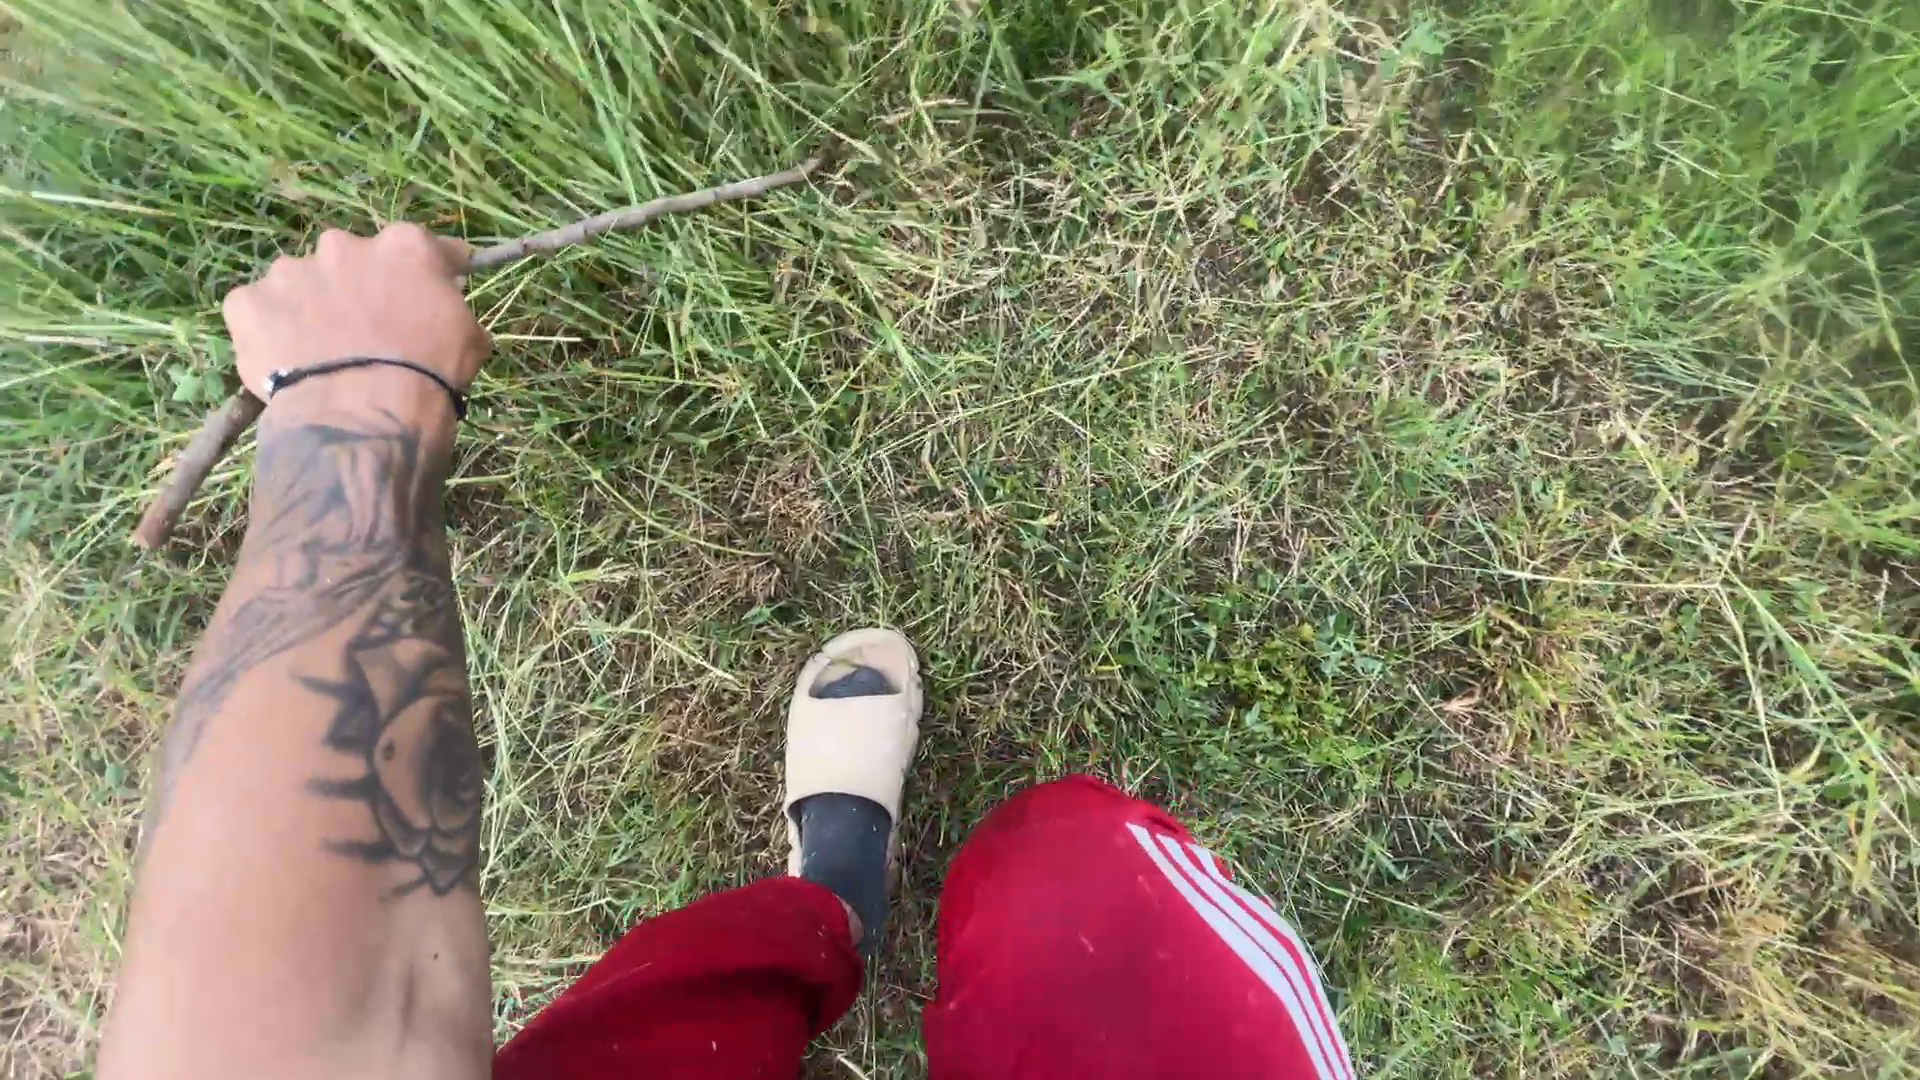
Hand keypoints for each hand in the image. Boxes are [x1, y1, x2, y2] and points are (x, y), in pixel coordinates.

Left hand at [224, 224, 489, 407]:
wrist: (367, 407)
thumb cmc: (433, 370)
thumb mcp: (472, 339)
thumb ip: (452, 309)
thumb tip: (442, 308)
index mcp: (405, 248)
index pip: (427, 246)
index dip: (436, 268)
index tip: (442, 285)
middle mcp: (342, 245)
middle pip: (354, 259)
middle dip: (364, 284)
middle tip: (377, 325)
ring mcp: (288, 271)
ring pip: (305, 283)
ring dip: (318, 305)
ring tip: (331, 347)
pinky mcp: (246, 301)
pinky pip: (266, 311)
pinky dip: (279, 329)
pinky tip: (298, 358)